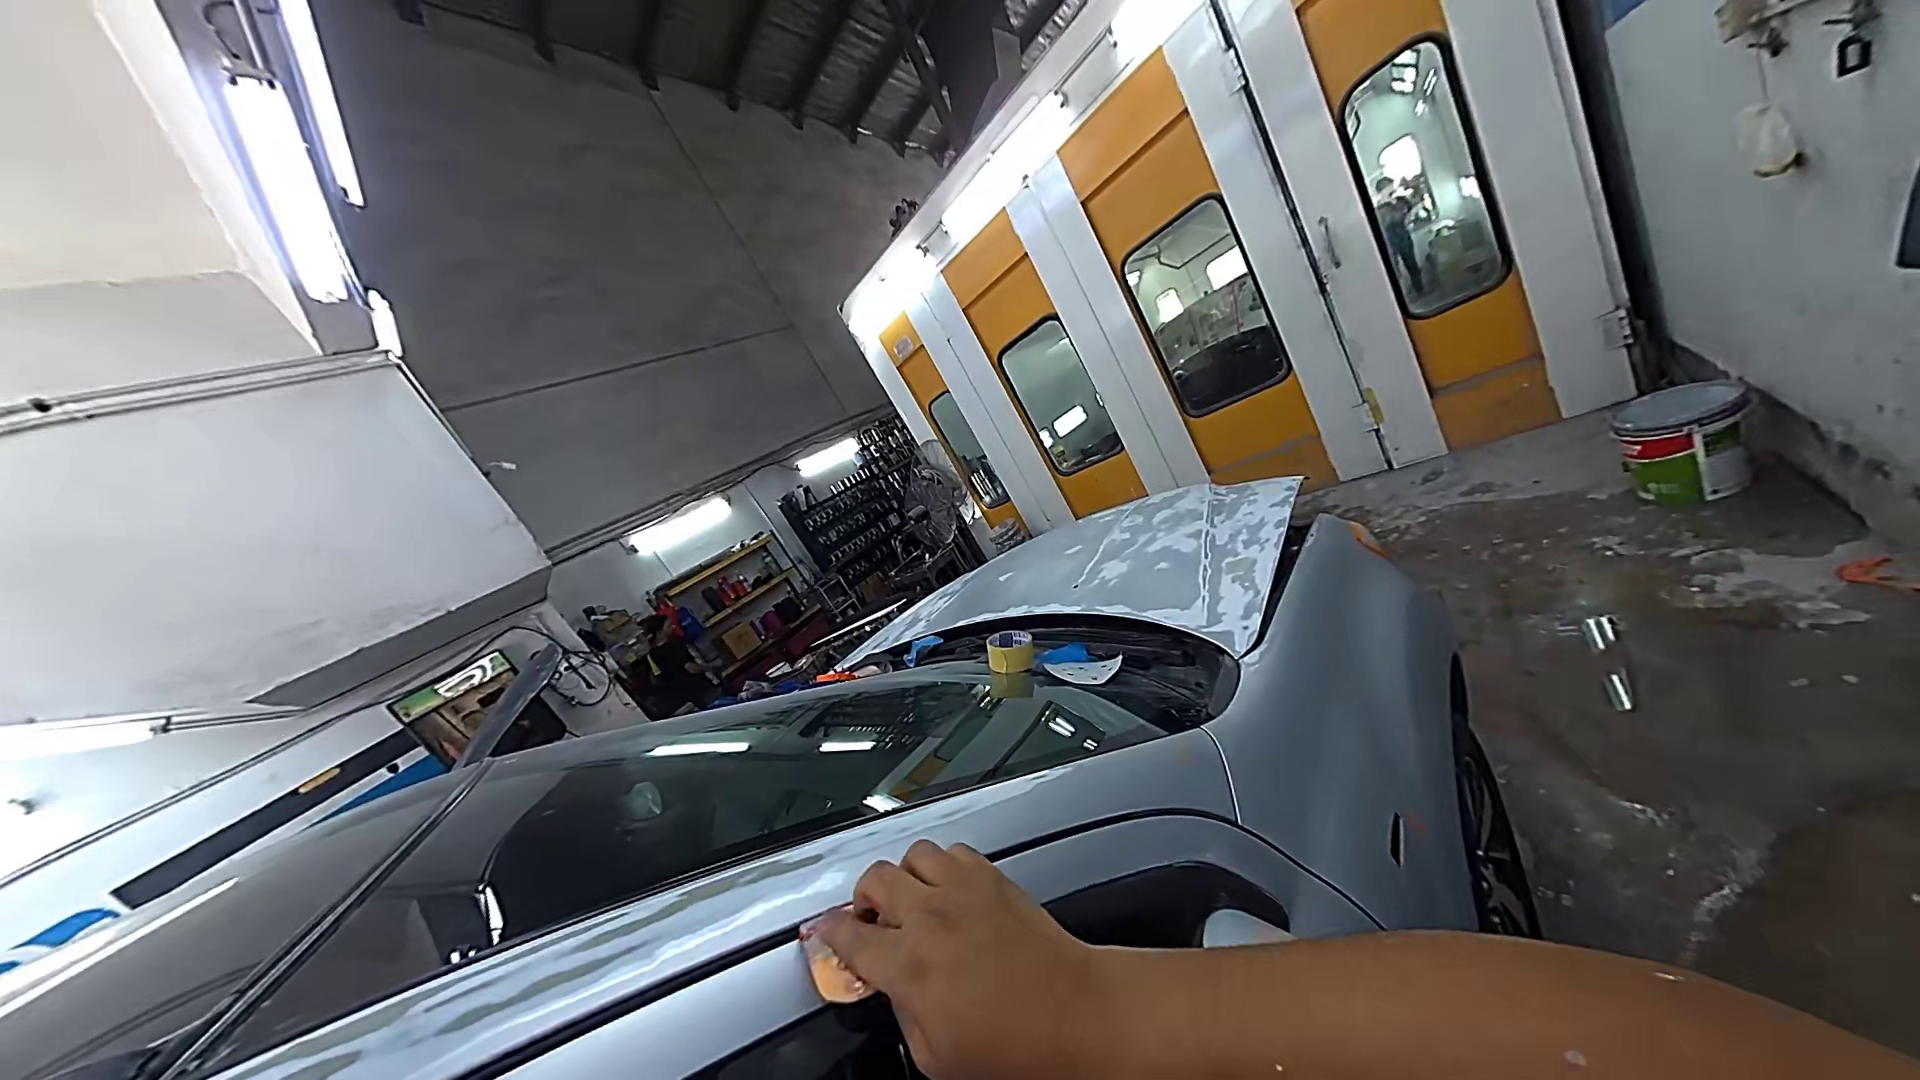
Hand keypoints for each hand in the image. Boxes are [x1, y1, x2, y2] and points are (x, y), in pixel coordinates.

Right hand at [812, 840, 1105, 1078]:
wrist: (1075, 1013)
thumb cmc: (1016, 1045)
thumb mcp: (937, 1056)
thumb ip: (903, 1010)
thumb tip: (893, 986)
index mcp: (910, 964)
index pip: (848, 935)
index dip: (828, 932)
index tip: (824, 931)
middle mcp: (931, 915)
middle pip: (874, 879)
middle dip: (864, 898)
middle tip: (871, 917)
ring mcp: (962, 888)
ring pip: (913, 854)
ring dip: (905, 876)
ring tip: (912, 897)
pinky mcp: (991, 876)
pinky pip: (953, 851)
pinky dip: (943, 864)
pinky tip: (949, 887)